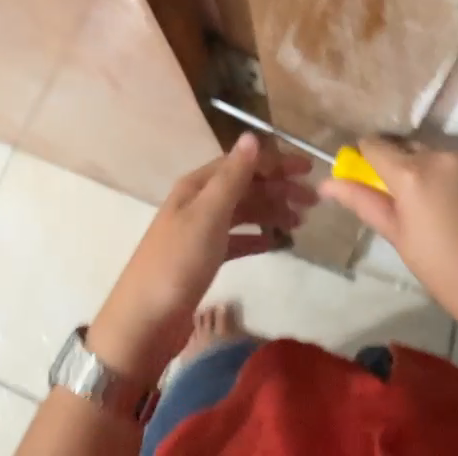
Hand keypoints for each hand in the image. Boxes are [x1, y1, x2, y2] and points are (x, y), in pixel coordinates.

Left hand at [87, 133, 313, 381]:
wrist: (144, 322)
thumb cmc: (177, 263)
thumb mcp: (207, 215)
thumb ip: (232, 177)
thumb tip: (251, 136)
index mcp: (196, 186)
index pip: (241, 162)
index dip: (275, 163)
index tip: (309, 170)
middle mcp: (197, 203)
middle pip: (244, 186)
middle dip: (278, 188)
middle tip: (314, 201)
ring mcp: (199, 232)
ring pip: (242, 212)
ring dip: (271, 211)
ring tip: (301, 221)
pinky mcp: (202, 260)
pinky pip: (236, 240)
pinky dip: (256, 237)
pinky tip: (275, 244)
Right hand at [319, 138, 457, 336]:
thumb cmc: (452, 276)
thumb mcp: (402, 241)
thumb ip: (364, 203)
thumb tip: (327, 182)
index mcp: (411, 174)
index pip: (376, 146)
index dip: (370, 160)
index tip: (375, 182)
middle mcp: (444, 156)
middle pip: (413, 152)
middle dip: (408, 173)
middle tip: (419, 213)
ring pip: (445, 160)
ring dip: (441, 177)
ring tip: (456, 219)